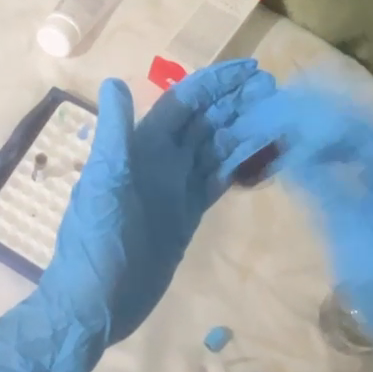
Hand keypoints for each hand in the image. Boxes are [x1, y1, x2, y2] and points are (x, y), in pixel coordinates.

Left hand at [0, 59, 276, 371]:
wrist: (94, 302)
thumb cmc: (96, 239)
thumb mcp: (104, 180)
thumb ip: (114, 132)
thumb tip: (113, 81)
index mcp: (142, 145)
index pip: (185, 101)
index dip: (215, 83)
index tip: (251, 69)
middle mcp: (162, 159)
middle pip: (206, 120)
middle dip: (237, 102)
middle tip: (275, 89)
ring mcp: (177, 187)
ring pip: (217, 147)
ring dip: (245, 130)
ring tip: (278, 114)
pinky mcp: (188, 214)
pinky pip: (218, 179)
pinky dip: (240, 164)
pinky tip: (265, 154)